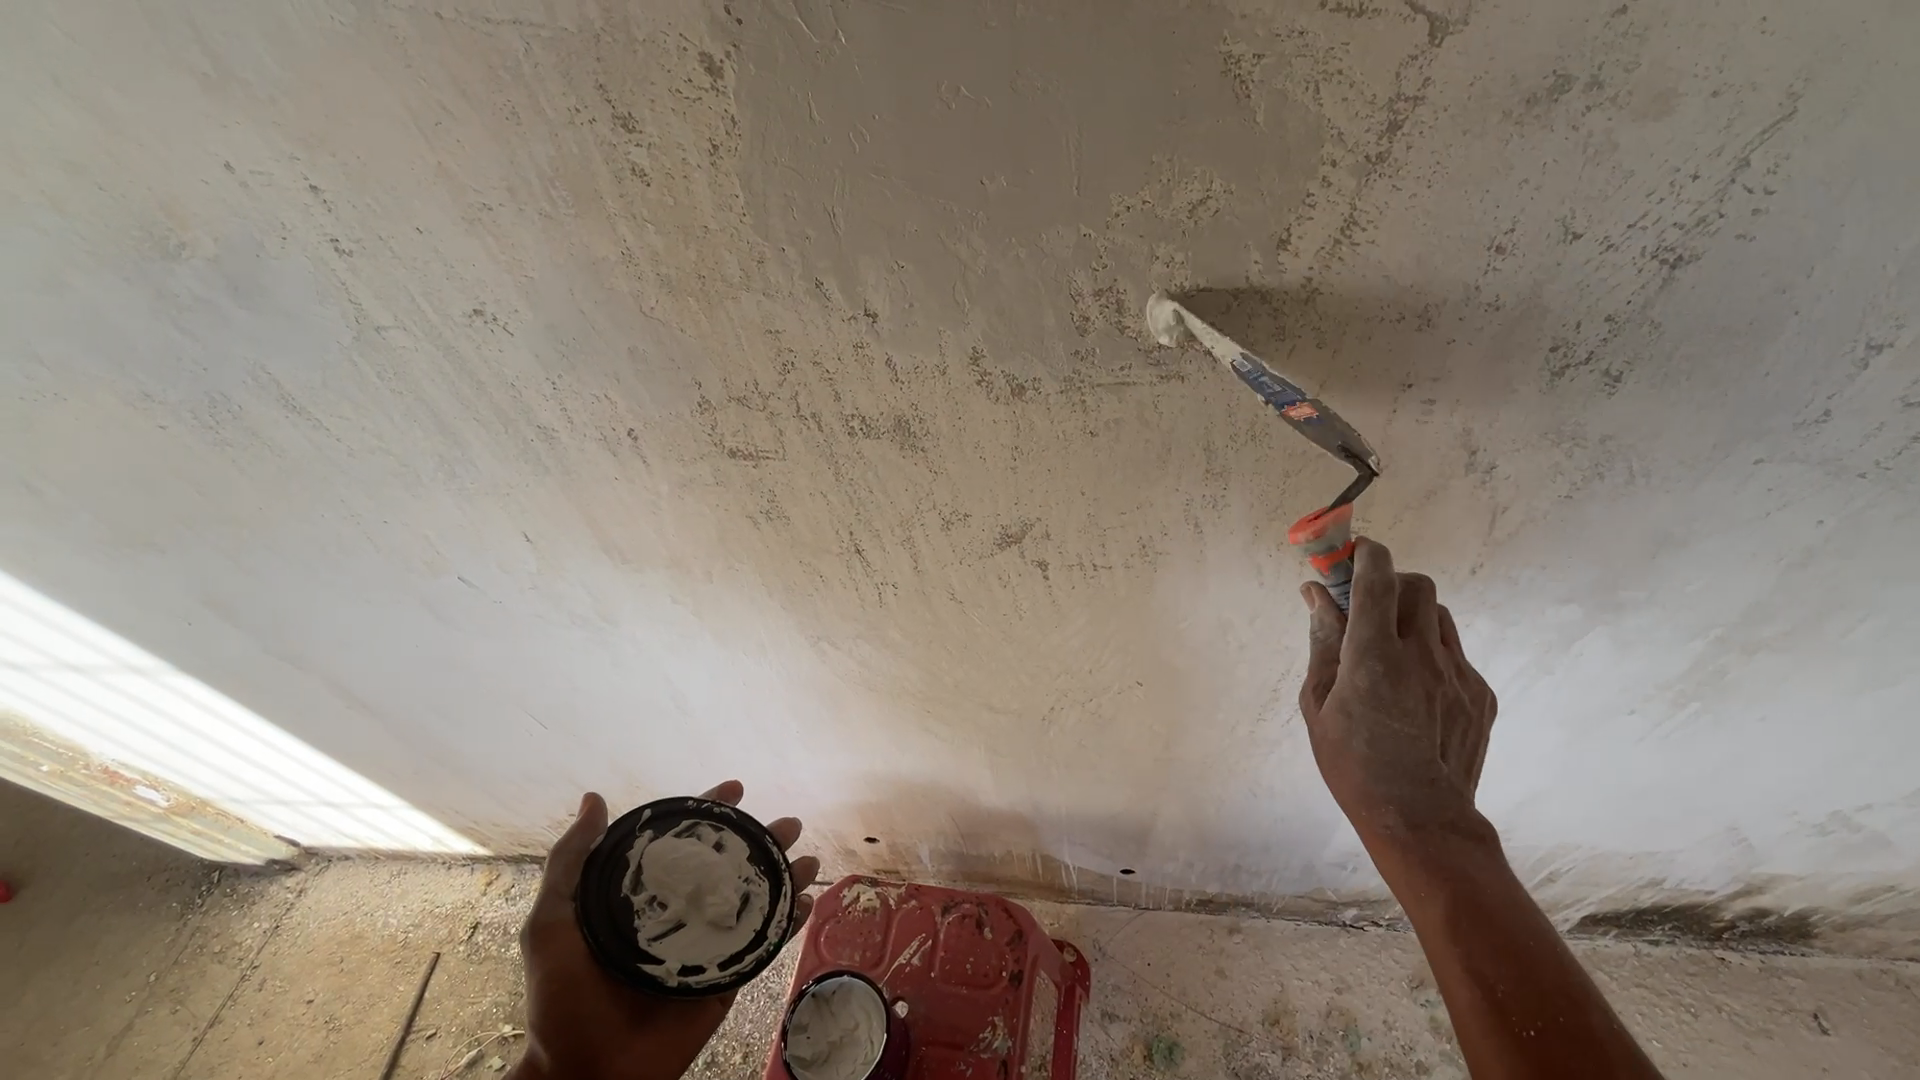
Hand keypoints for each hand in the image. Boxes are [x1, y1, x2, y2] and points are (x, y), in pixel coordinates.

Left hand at [509, 782, 820, 1079]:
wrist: (586, 1075)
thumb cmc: (563, 999)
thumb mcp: (553, 924)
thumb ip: (571, 863)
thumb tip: (594, 800)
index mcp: (645, 895)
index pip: (684, 842)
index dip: (711, 812)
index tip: (736, 788)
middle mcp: (681, 912)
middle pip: (730, 865)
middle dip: (762, 840)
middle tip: (788, 823)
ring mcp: (708, 945)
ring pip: (755, 900)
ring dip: (785, 876)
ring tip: (808, 859)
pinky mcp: (727, 979)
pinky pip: (764, 945)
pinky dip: (788, 922)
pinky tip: (806, 901)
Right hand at [1298, 537, 1497, 839]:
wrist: (1420, 818)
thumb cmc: (1351, 762)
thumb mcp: (1318, 702)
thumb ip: (1322, 642)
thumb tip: (1317, 596)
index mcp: (1374, 655)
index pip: (1379, 579)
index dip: (1368, 554)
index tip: (1354, 549)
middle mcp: (1422, 654)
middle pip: (1417, 585)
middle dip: (1391, 582)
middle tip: (1368, 605)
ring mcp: (1458, 674)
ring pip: (1439, 615)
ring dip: (1412, 615)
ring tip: (1391, 648)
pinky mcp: (1481, 695)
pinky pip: (1454, 654)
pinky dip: (1431, 653)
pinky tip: (1414, 690)